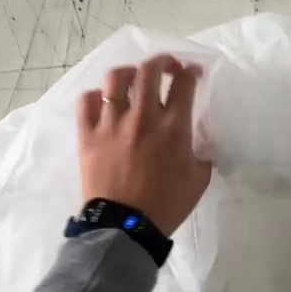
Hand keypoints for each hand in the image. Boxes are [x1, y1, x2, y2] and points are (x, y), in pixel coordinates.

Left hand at [77, 54, 211, 235]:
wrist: (125, 230)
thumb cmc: (166, 205)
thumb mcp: (200, 177)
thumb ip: (203, 150)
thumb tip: (199, 136)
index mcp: (174, 127)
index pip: (184, 82)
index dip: (191, 71)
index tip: (193, 72)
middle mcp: (143, 117)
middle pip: (149, 70)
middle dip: (162, 61)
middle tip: (167, 68)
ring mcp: (112, 124)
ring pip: (116, 78)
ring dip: (128, 73)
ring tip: (133, 80)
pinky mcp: (88, 135)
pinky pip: (87, 101)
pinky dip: (97, 96)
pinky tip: (105, 103)